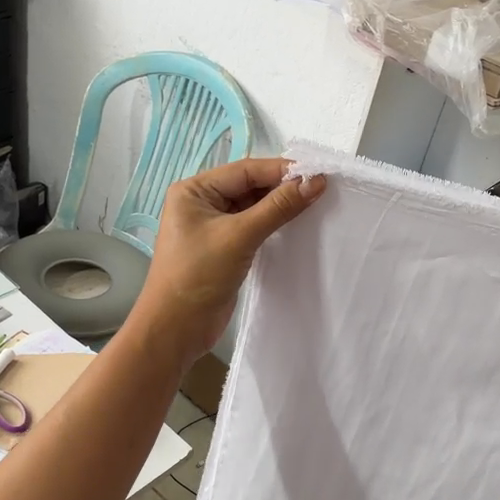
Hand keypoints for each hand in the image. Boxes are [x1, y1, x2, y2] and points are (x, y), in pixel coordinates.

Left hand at [129, 158, 326, 360]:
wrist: (176, 329)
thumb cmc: (199, 275)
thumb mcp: (239, 236)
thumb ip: (278, 207)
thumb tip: (315, 181)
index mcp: (194, 190)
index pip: (245, 170)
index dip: (282, 170)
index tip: (319, 173)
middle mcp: (202, 202)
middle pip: (250, 185)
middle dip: (283, 186)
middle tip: (323, 188)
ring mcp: (213, 226)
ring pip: (254, 206)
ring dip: (281, 205)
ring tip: (317, 203)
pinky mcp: (224, 247)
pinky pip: (253, 226)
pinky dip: (274, 224)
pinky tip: (297, 224)